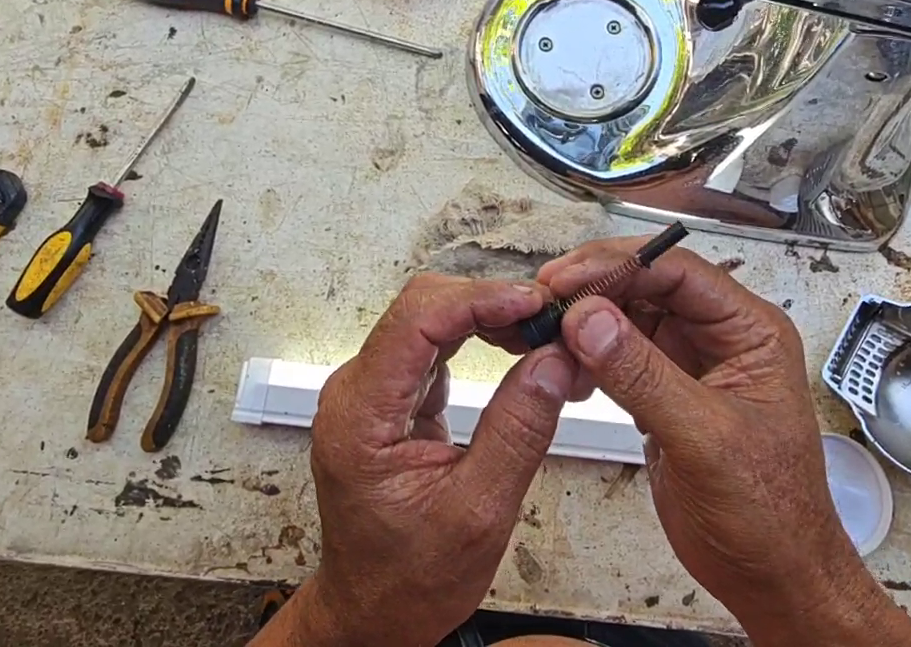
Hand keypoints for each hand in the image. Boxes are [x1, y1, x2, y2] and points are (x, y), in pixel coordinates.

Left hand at [252, 275, 575, 646]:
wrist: (373, 611)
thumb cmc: (407, 579)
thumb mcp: (477, 513)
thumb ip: (517, 431)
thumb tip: (553, 362)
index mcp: (360, 416)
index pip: (416, 320)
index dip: (480, 300)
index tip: (532, 303)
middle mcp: (357, 391)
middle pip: (423, 307)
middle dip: (489, 301)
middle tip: (547, 316)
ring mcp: (373, 389)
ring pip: (432, 317)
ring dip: (488, 314)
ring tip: (540, 330)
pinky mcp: (393, 394)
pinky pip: (436, 342)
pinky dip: (480, 335)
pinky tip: (515, 344)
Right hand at [539, 239, 910, 646]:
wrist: (771, 577)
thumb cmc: (768, 514)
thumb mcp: (705, 439)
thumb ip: (644, 375)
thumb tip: (587, 317)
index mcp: (748, 330)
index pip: (677, 271)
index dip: (617, 265)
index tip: (565, 279)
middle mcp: (719, 335)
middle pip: (648, 285)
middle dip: (594, 286)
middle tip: (544, 297)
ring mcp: (689, 361)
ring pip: (628, 316)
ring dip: (586, 318)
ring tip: (543, 325)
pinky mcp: (664, 389)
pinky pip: (619, 353)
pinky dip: (587, 353)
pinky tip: (563, 360)